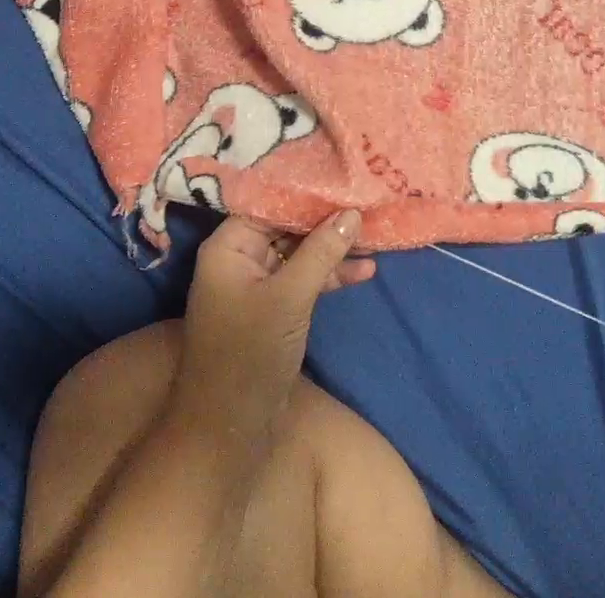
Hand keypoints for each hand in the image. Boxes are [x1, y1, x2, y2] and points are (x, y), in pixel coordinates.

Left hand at [172, 211, 374, 445]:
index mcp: (228, 247)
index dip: (306, 191)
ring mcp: (256, 284)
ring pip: (298, 253)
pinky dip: (329, 275)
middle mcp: (239, 258)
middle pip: (285, 226)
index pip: (268, 203)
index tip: (344, 179)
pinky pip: (302, 279)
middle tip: (367, 204)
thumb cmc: (251, 352)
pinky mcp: (272, 308)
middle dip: (325, 220)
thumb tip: (352, 213)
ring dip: (333, 249)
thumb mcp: (290, 296)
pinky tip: (364, 271)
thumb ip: (321, 252)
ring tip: (375, 239)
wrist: (231, 424)